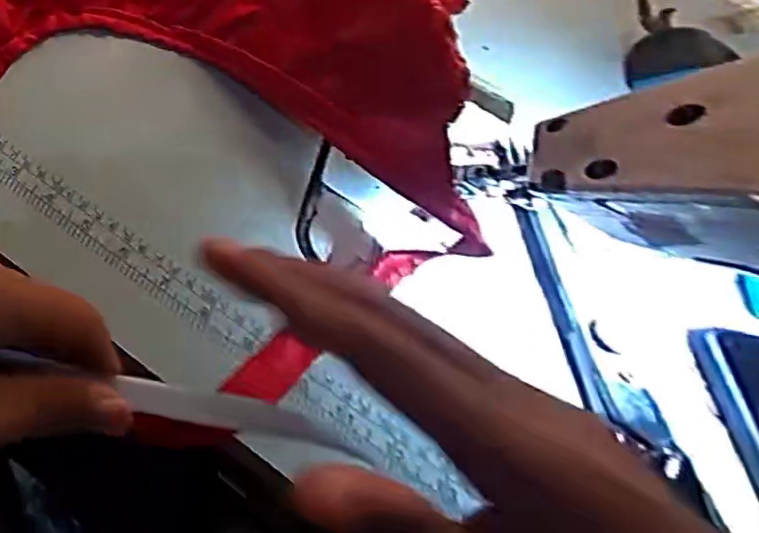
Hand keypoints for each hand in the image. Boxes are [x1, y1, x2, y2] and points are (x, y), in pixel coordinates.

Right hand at [202, 239, 714, 532]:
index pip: (375, 342)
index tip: (224, 256)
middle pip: (388, 313)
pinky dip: (364, 318)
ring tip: (263, 275)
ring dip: (326, 289)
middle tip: (225, 253)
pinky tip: (339, 322)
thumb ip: (403, 522)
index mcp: (516, 441)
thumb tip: (304, 487)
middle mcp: (524, 401)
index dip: (290, 291)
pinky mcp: (535, 410)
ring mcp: (534, 399)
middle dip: (297, 274)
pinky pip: (430, 343)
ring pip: (409, 319)